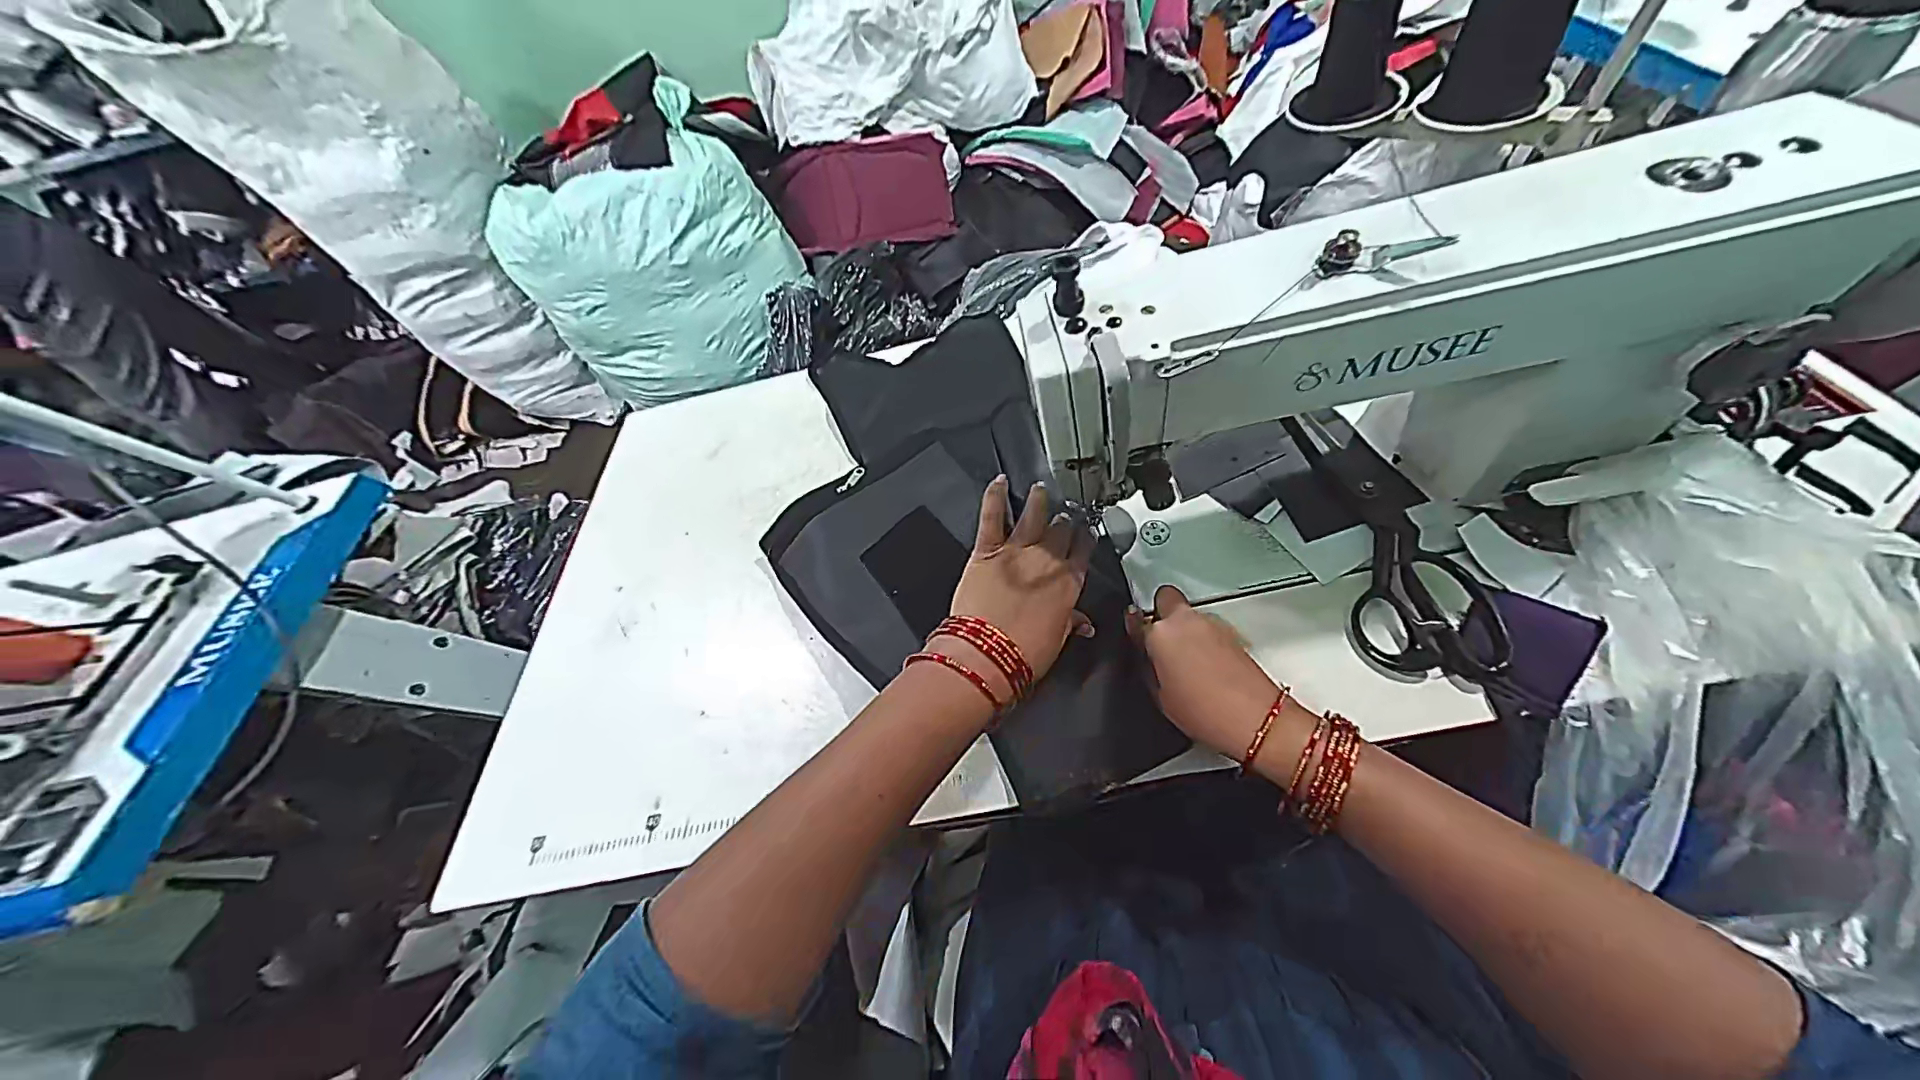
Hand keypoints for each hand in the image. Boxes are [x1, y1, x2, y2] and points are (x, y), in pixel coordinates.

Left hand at [938, 477, 1093, 697]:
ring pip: (1033, 516)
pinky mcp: (986, 551)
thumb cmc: (1024, 654)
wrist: (987, 654)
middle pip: (1061, 531)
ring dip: (1038, 501)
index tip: (1086, 531)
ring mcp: (1016, 552)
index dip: (1084, 539)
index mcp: (1068, 584)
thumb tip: (1081, 624)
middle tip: (1064, 513)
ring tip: (1040, 490)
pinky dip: (995, 496)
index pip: (1082, 552)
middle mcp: (1046, 561)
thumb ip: (1069, 623)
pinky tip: (998, 482)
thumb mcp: (1056, 640)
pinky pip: (993, 516)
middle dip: (1064, 520)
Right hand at [1129, 585, 1284, 759]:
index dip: (1136, 631)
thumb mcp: (1159, 696)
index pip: (1137, 619)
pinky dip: (1205, 640)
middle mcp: (1186, 620)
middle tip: (1162, 642)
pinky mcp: (1233, 632)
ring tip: (1188, 663)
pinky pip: (1208, 628)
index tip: (1139, 640)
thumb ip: (1147, 666)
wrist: (1255, 720)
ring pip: (1189, 614)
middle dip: (1161, 613)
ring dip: (1186, 629)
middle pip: (1166, 599)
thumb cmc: (1208, 711)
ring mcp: (1212, 624)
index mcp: (1160, 633)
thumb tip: (1146, 656)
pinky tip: (1206, 667)